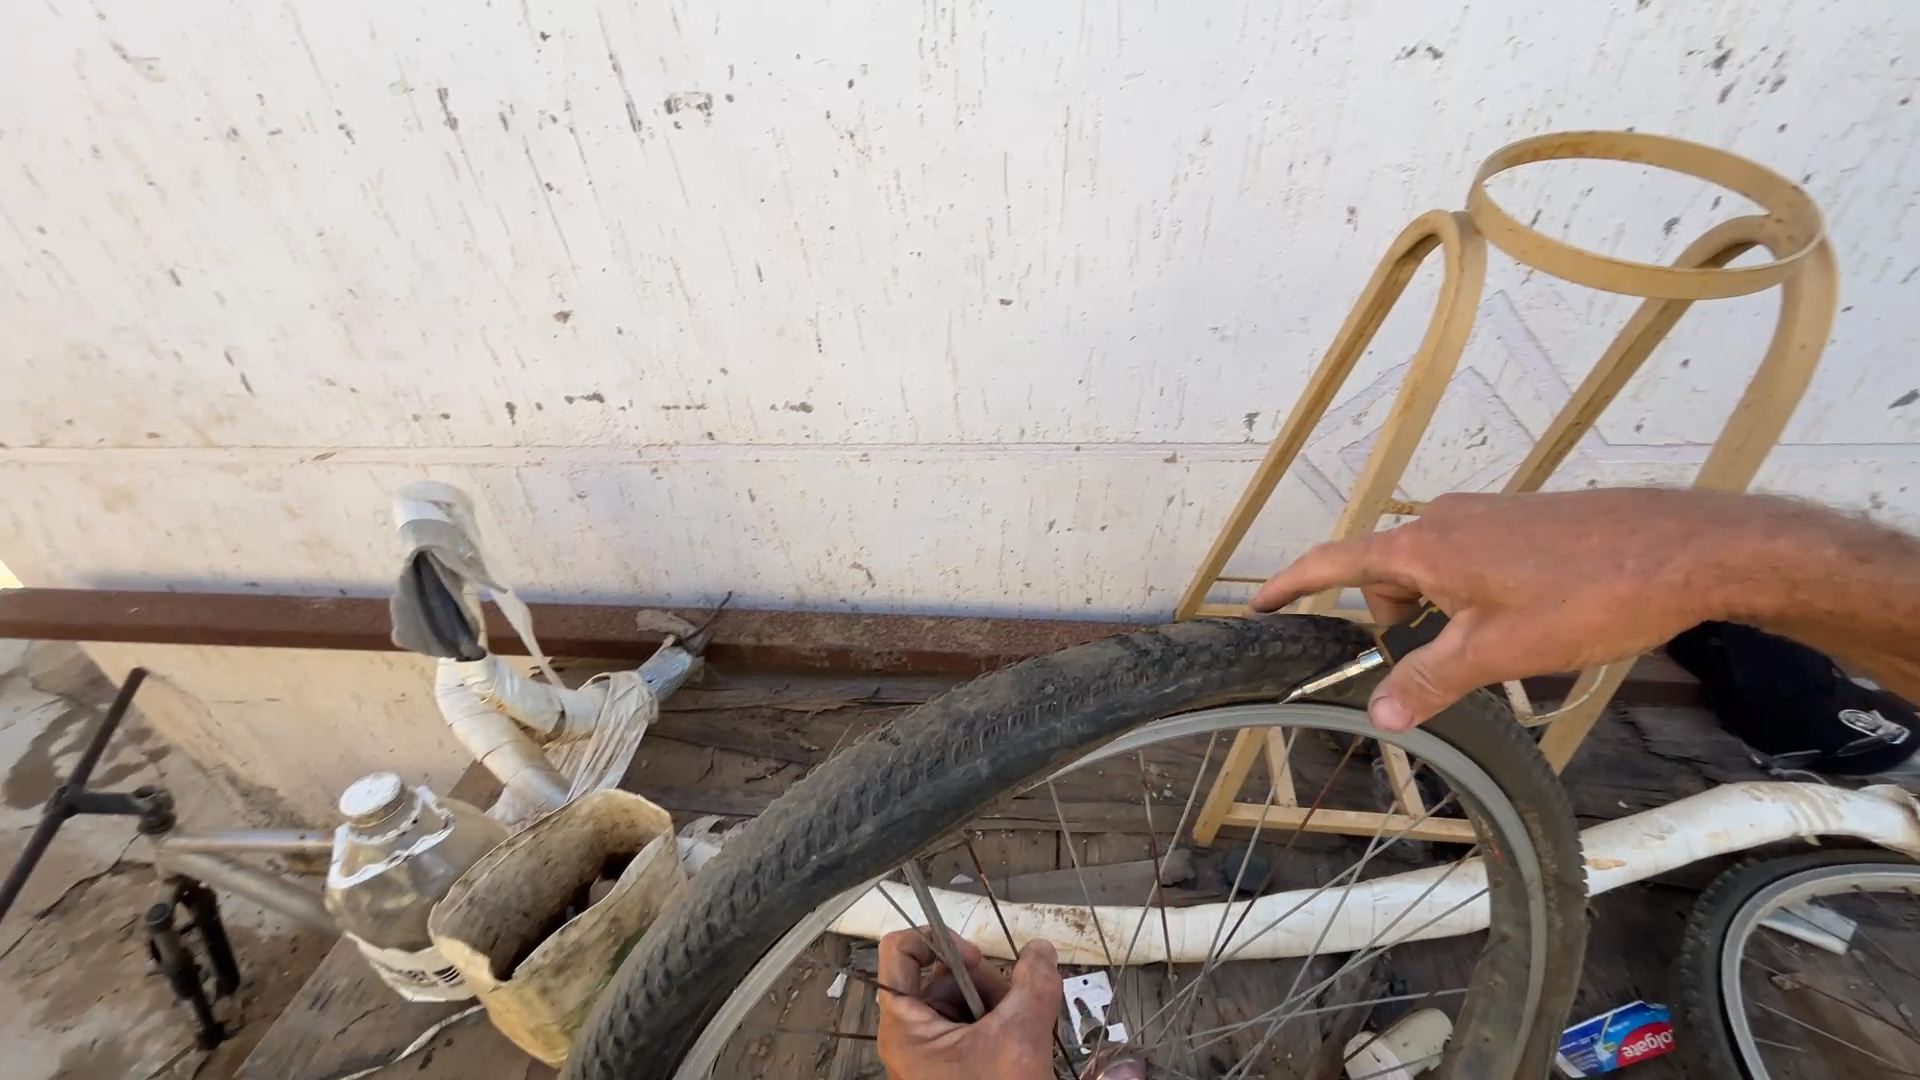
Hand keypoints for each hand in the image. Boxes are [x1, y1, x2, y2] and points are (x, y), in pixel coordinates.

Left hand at [876, 929, 1062, 1079]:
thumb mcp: (1019, 1042)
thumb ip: (1034, 985)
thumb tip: (1041, 949)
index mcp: (904, 1025)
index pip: (900, 949)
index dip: (938, 938)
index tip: (976, 959)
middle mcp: (911, 1035)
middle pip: (944, 975)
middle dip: (988, 986)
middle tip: (1016, 1012)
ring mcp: (932, 1054)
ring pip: (965, 1000)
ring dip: (1001, 1008)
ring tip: (1024, 1038)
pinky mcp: (952, 1069)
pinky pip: (975, 1027)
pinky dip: (1001, 1029)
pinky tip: (1022, 1050)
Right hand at [1250, 488, 1799, 731]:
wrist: (1694, 547)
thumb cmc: (1585, 597)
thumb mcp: (1499, 651)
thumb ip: (1430, 680)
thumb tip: (1379, 717)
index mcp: (1419, 547)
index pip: (1332, 563)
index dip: (1290, 585)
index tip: (1257, 604)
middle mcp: (1439, 520)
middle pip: (1385, 576)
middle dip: (1397, 622)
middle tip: (1448, 660)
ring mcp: (1479, 513)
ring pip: (1429, 570)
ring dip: (1441, 610)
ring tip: (1503, 642)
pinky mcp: (1515, 517)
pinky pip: (1464, 557)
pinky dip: (1469, 591)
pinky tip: (1527, 612)